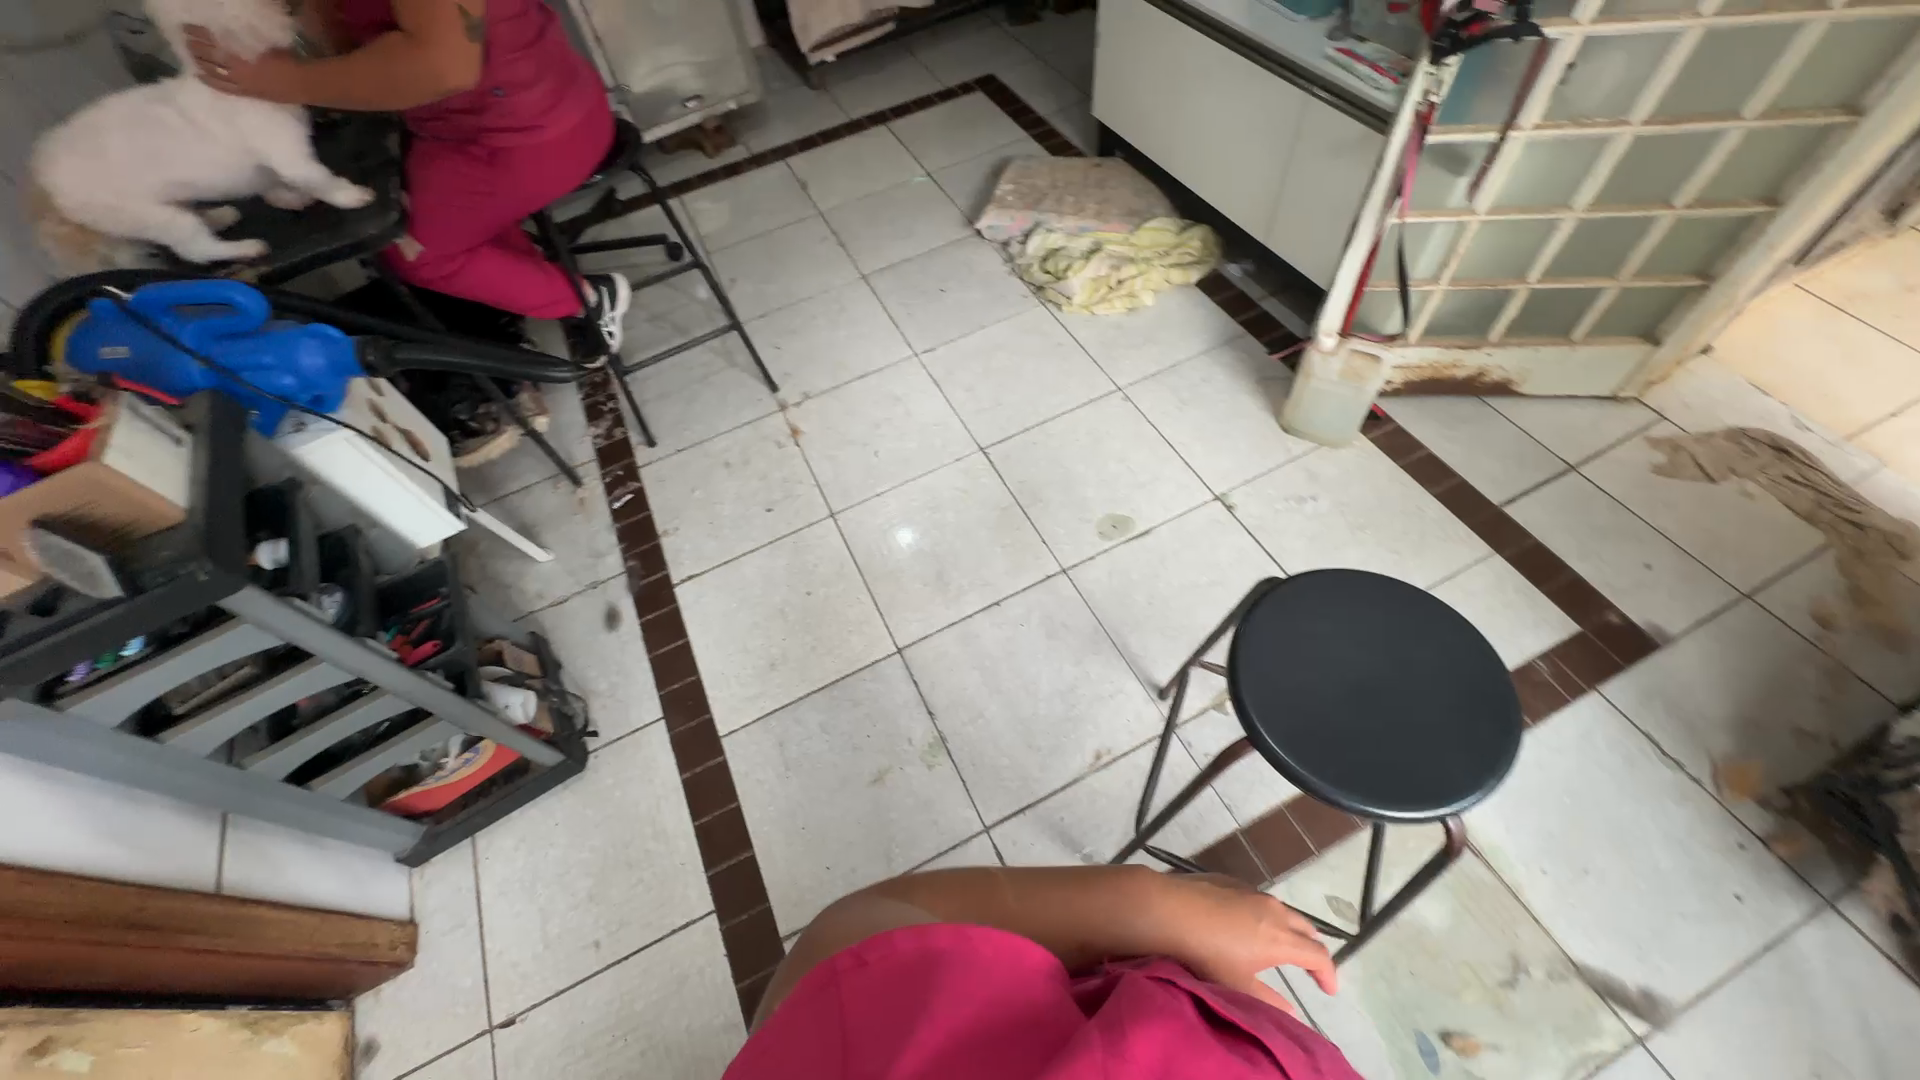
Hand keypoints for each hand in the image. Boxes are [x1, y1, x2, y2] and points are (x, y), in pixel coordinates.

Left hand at [184, 26, 305, 101]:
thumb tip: (235, 39)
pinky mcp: (250, 94)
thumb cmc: (289, 65)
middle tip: (187, 41)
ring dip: (201, 66)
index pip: (213, 49)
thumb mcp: (264, 48)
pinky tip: (202, 76)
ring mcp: (244, 87)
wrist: (307, 87)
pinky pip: (225, 89)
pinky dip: (212, 82)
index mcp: (242, 64)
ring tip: (192, 57)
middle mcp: (239, 77)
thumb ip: (248, 46)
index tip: (190, 28)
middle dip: (196, 51)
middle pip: (210, 63)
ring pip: (214, 77)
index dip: (200, 38)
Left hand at [1154, 873, 1337, 1014]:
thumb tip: (1292, 1011)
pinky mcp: (1233, 880)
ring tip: (1282, 943)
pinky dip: (1266, 913)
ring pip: (1284, 910)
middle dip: (1312, 947)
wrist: (1171, 909)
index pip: (1319, 955)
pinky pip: (1260, 898)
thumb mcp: (1237, 984)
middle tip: (1309, 966)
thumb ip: (1267, 999)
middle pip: (1306, 928)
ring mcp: (1253, 891)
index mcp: (1281, 939)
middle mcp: (1274, 911)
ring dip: (1290, 928)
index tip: (1329, 989)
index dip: (1329, 974)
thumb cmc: (1206, 952)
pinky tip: (1249, 921)